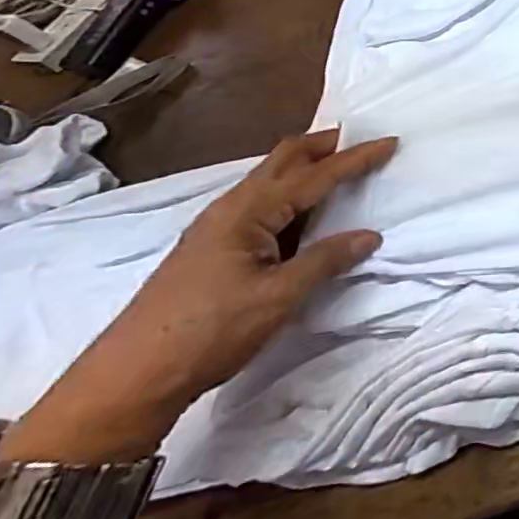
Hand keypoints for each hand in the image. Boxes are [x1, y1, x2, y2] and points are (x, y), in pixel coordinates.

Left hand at [0, 130, 394, 463]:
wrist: (129, 380)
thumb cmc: (208, 331)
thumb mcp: (278, 297)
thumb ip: (325, 260)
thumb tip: (369, 235)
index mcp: (248, 213)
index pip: (314, 175)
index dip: (355, 158)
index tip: (390, 141)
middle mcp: (231, 209)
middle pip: (282, 159)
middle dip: (323, 144)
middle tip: (360, 138)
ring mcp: (217, 228)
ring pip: (269, 179)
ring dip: (305, 166)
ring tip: (339, 165)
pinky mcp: (212, 248)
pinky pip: (261, 202)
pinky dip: (291, 191)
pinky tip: (303, 209)